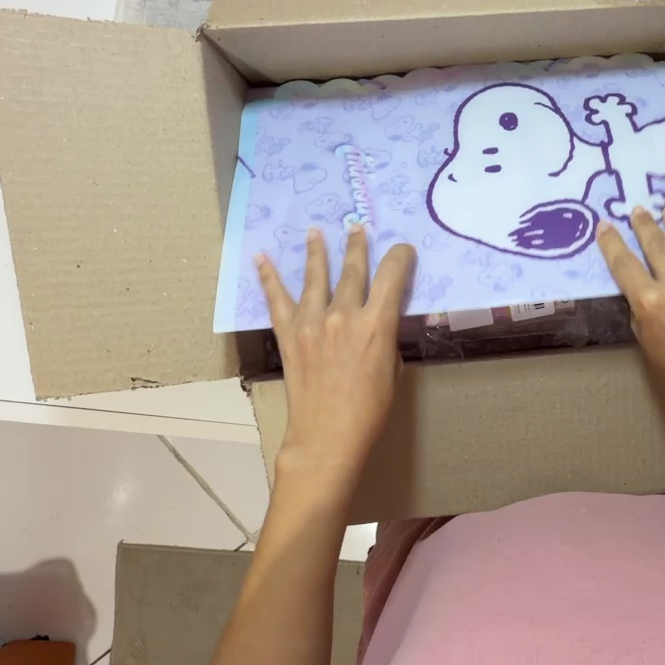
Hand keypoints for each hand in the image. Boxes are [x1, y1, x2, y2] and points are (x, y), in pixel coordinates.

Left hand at [257, 225, 415, 488]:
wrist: (327, 436)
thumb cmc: (370, 410)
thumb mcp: (393, 370)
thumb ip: (387, 338)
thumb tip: (383, 321)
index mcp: (376, 324)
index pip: (392, 275)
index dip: (400, 257)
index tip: (403, 251)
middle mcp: (343, 314)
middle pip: (353, 269)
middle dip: (358, 247)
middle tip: (358, 228)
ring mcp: (312, 322)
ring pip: (316, 276)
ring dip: (317, 251)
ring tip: (316, 232)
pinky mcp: (289, 334)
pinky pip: (277, 299)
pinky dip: (268, 277)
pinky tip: (261, 258)